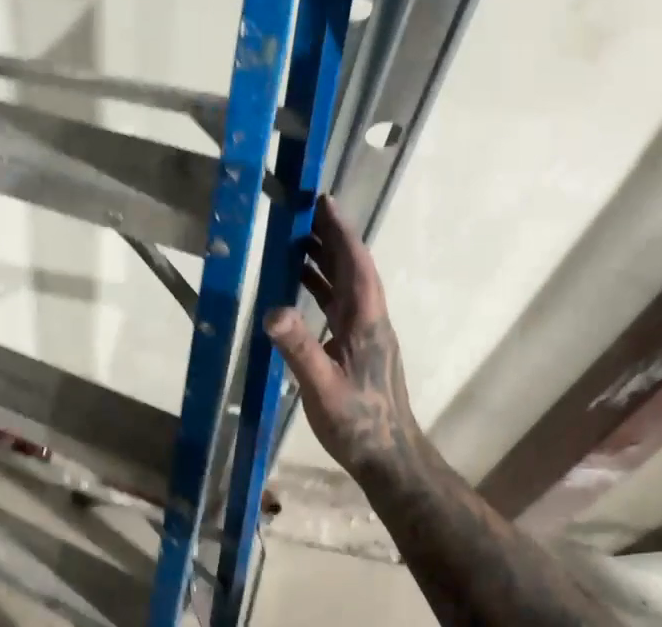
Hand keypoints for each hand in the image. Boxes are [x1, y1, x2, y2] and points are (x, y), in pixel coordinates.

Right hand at [265, 194, 419, 479]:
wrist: (389, 459)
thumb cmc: (358, 423)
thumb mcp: (322, 386)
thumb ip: (299, 349)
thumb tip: (272, 310)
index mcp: (365, 322)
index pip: (356, 267)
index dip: (342, 233)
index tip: (325, 202)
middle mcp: (368, 320)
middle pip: (352, 267)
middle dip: (332, 235)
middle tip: (307, 206)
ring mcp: (364, 333)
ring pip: (345, 282)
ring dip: (325, 256)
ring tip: (299, 233)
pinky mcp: (356, 345)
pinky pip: (337, 300)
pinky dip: (319, 281)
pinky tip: (300, 279)